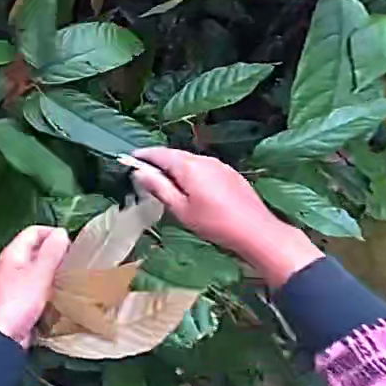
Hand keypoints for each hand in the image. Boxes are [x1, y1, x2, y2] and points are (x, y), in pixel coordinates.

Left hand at [0, 225, 70, 344]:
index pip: (34, 231)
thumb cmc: (17, 303)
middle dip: (54, 250)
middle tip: (73, 258)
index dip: (52, 233)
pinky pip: (37, 284)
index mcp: (13, 253)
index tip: (71, 243)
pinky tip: (59, 290)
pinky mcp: (20, 297)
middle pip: (35, 248)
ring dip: (52, 268)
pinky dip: (48, 283)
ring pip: (37, 267)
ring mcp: (15, 281)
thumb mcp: (38, 274)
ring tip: (70, 273)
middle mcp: (12, 264)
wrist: (2, 335)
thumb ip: (50, 252)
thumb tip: (61, 232)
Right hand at [123, 147, 322, 288]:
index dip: (142, 156)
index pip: (159, 153)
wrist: (256, 231)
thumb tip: (139, 172)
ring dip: (173, 166)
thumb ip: (159, 188)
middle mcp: (203, 160)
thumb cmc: (213, 222)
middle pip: (174, 155)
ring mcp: (219, 165)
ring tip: (163, 180)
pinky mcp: (229, 173)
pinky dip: (189, 171)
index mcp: (188, 166)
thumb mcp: (180, 208)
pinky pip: (202, 166)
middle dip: (157, 160)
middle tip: (143, 170)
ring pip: (189, 160)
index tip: (129, 159)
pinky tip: (188, 186)